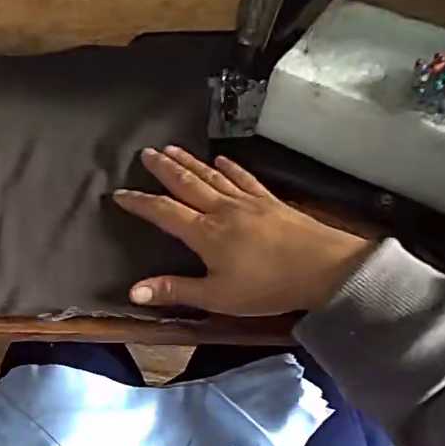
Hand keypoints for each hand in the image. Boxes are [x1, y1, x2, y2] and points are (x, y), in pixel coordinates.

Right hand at [114, 146, 371, 315]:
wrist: (325, 269)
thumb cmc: (267, 287)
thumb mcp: (216, 297)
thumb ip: (175, 290)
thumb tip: (133, 292)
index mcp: (205, 233)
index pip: (164, 213)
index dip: (140, 203)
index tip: (120, 193)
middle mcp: (223, 209)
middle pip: (187, 183)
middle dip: (163, 169)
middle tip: (145, 153)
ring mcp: (248, 202)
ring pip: (212, 176)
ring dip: (189, 161)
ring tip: (171, 148)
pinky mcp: (270, 201)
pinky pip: (244, 178)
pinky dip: (230, 167)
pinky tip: (223, 158)